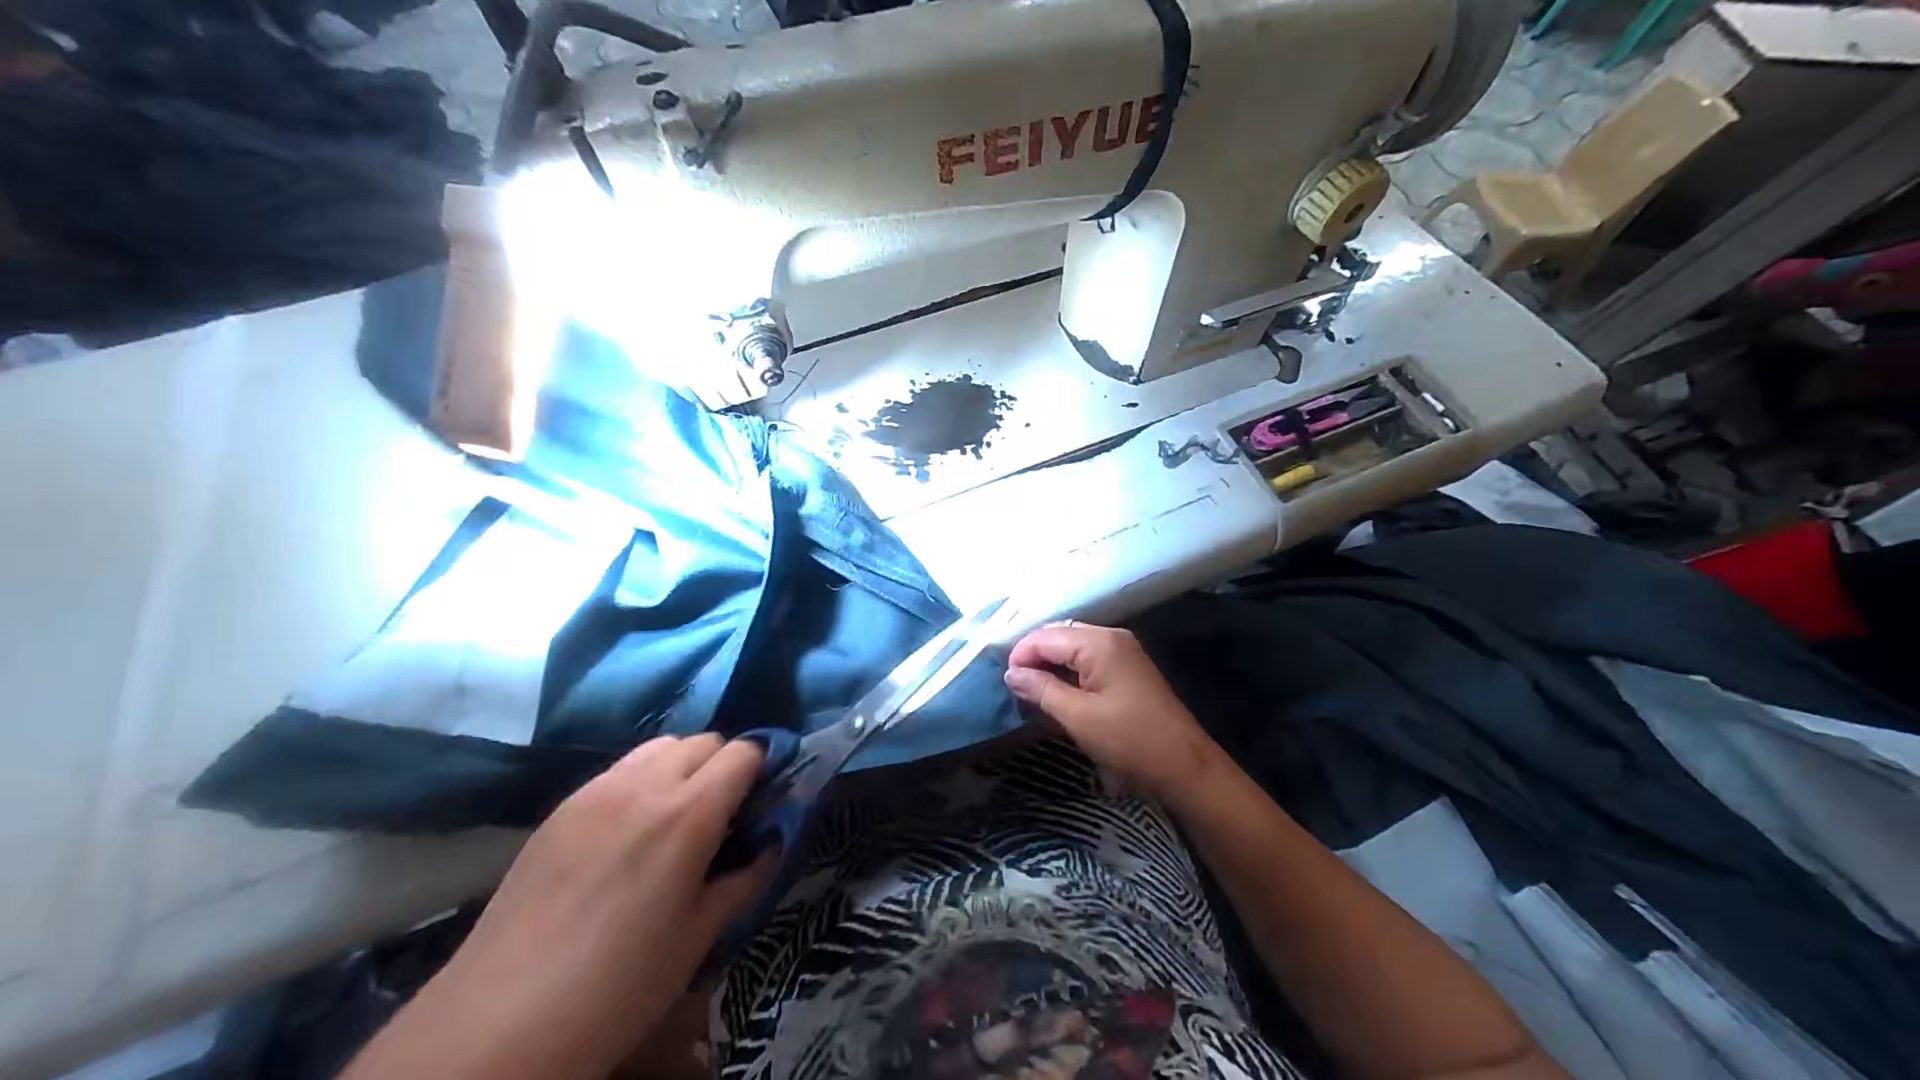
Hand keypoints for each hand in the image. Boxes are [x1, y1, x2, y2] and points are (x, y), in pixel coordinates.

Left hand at [344, 735, 773, 1079]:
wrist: (500, 1022)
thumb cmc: (621, 985)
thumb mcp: (701, 934)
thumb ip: (747, 874)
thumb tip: (774, 839)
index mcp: (688, 813)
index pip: (743, 752)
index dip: (764, 767)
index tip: (767, 796)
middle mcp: (644, 785)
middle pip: (703, 741)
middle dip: (725, 764)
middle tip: (726, 813)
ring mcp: (596, 791)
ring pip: (659, 747)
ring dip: (683, 766)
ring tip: (677, 817)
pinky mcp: (561, 807)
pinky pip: (619, 770)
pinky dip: (642, 781)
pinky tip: (630, 831)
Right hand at [1004, 622, 1225, 803]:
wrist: (1184, 765)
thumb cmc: (1129, 740)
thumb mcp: (1078, 717)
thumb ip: (1041, 689)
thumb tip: (1011, 673)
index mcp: (1099, 642)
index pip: (1045, 636)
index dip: (1020, 656)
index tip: (1005, 683)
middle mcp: (1111, 636)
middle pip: (1059, 636)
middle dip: (1034, 658)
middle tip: (1015, 687)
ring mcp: (1122, 651)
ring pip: (1072, 647)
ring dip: (1050, 665)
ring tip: (1032, 692)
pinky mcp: (1127, 668)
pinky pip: (1088, 659)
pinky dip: (1069, 672)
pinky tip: (1058, 692)